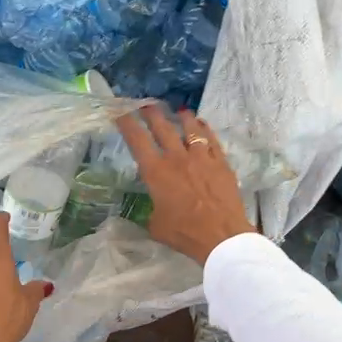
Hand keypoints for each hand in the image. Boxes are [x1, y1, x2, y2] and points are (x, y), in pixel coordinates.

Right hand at [115, 105, 255, 264]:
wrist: (221, 236)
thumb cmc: (184, 233)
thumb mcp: (156, 225)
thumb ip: (152, 209)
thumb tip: (153, 207)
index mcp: (156, 172)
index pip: (137, 141)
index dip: (126, 123)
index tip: (120, 112)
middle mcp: (177, 158)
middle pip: (162, 127)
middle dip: (152, 113)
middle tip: (146, 105)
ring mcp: (201, 158)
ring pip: (190, 128)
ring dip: (182, 117)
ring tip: (178, 110)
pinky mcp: (221, 163)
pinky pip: (211, 139)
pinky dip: (204, 129)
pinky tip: (202, 124)